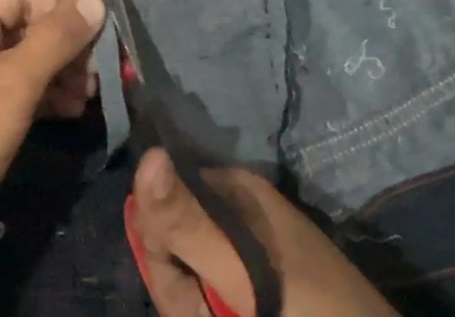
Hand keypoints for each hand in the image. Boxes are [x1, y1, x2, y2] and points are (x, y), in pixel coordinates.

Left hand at [0, 0, 104, 315]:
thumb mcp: (12, 81)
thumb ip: (57, 38)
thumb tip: (96, 0)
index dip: (65, 7)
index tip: (109, 24)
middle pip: (28, 29)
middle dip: (68, 45)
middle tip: (107, 66)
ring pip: (29, 64)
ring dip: (64, 73)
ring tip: (94, 90)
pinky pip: (23, 95)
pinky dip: (51, 98)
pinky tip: (77, 108)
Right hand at [130, 149, 398, 316]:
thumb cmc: (306, 305)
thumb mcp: (241, 267)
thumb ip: (187, 218)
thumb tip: (148, 153)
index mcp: (231, 188)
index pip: (156, 203)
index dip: (159, 250)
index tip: (185, 283)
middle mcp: (233, 208)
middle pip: (170, 243)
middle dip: (182, 289)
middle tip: (217, 315)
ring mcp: (245, 246)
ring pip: (188, 274)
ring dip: (197, 307)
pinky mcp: (255, 278)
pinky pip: (211, 288)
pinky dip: (212, 310)